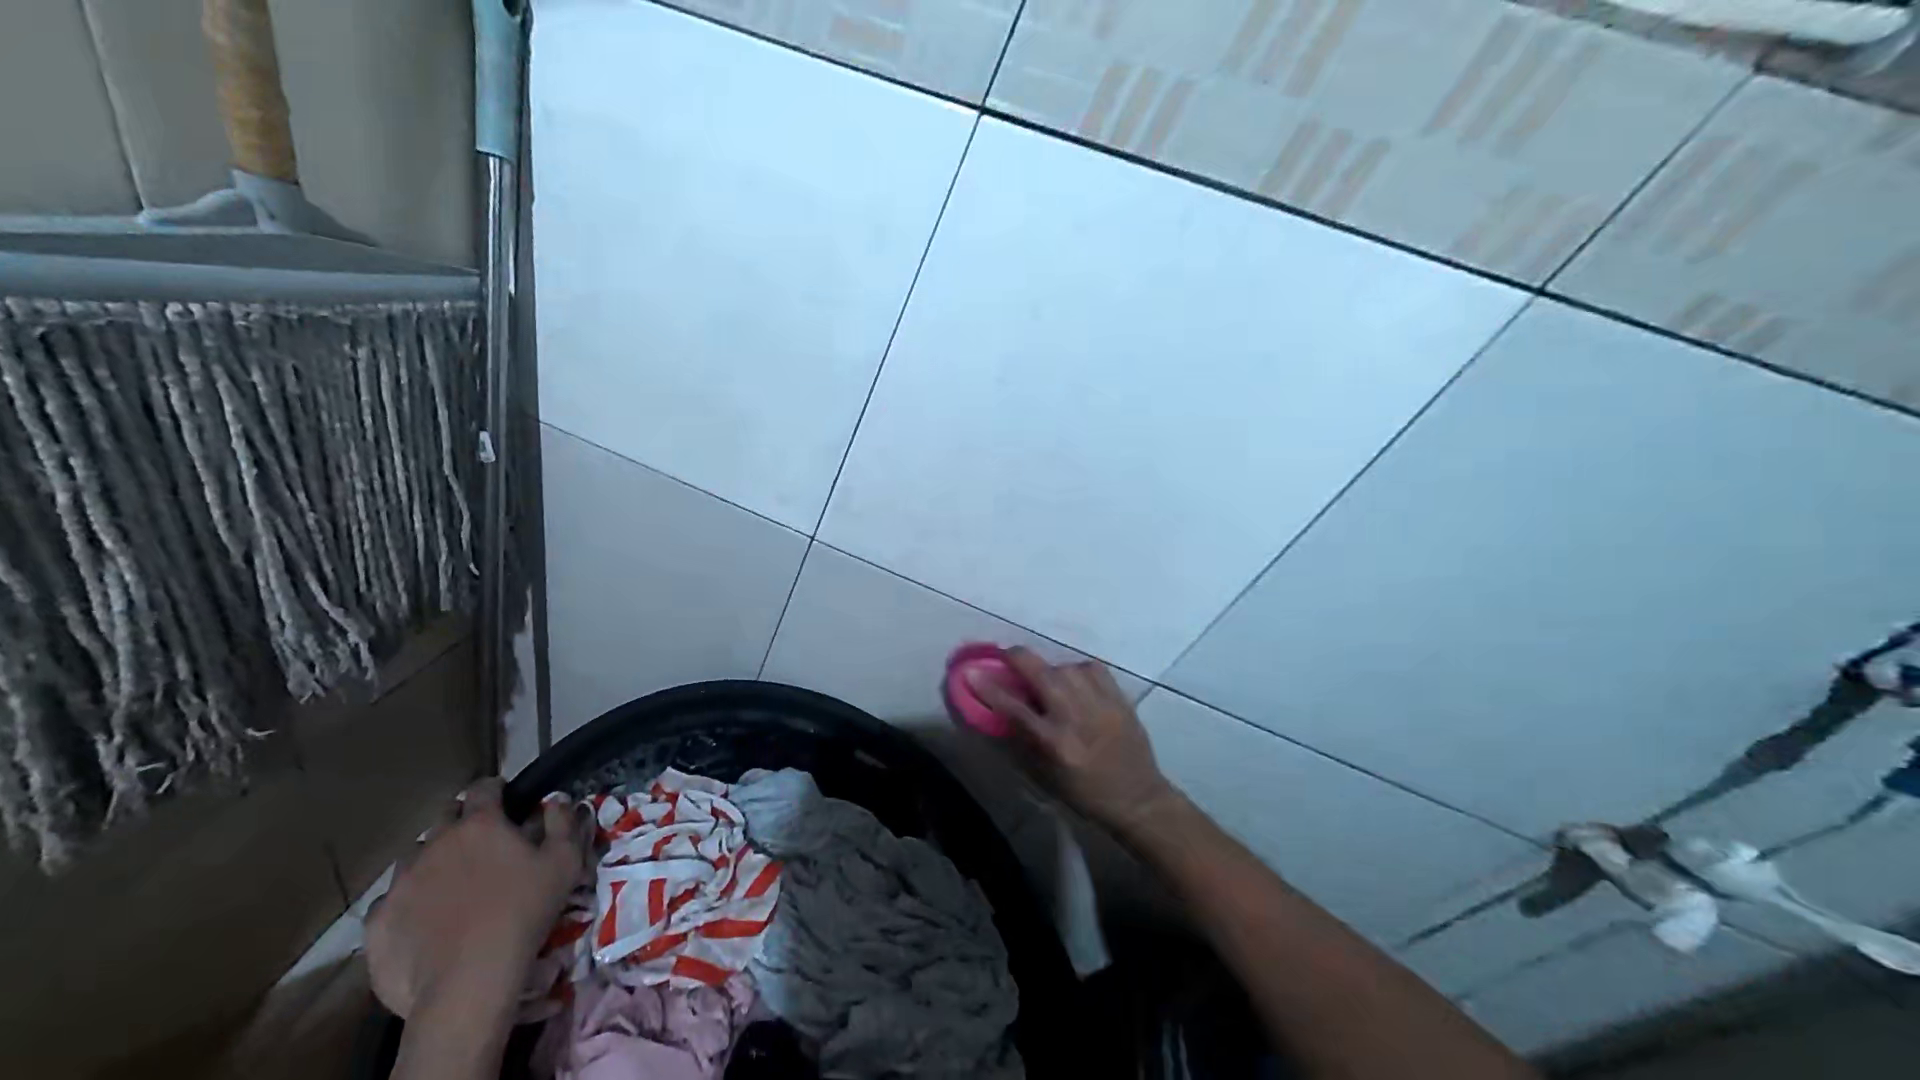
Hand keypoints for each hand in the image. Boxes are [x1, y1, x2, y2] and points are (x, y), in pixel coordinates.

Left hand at [366, 778, 586, 1019]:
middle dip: (461, 819)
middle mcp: (435, 843)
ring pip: (413, 856)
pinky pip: (390, 899)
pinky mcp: (378, 920)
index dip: (495, 789)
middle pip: (444, 817)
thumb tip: (557, 799)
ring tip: (449, 880)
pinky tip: (423, 917)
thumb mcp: (565, 862)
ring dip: (431, 858)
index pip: (482, 789)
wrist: (468, 979)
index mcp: (480, 825)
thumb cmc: (525, 911)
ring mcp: (401, 882)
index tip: (505, 797)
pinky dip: (407, 899)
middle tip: (480, 840)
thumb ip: (563, 823)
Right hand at [968, 647, 1177, 831]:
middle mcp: (1075, 718)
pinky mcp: (1120, 698)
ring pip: (1066, 667)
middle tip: (1006, 656)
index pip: (1013, 708)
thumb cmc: (1084, 793)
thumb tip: (1002, 706)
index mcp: (1054, 744)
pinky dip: (1079, 670)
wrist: (1138, 798)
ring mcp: (1100, 704)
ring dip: (1050, 668)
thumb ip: (1023, 738)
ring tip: (1048, 679)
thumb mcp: (1045, 774)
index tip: (973, 672)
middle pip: (1041, 673)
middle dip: (1017, 658)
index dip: (989, 688)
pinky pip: (1093, 668)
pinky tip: (1076, 680)